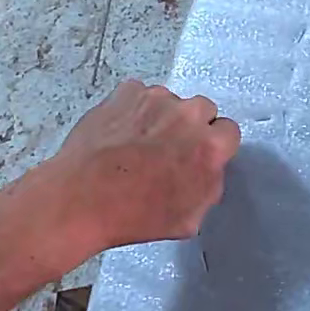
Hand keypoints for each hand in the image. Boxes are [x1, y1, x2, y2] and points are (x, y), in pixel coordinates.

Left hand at [17, 81, 240, 263]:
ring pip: (171, 101)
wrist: (80, 200)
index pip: (229, 131)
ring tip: (138, 143)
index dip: (214, 145)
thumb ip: (210, 186)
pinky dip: (135, 108)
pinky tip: (122, 132)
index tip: (199, 154)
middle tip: (169, 148)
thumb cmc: (132, 214)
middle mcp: (188, 115)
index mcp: (210, 147)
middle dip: (191, 126)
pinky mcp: (127, 92)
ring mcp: (156, 99)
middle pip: (203, 110)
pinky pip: (140, 94)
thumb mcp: (189, 218)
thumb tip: (209, 170)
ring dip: (162, 116)